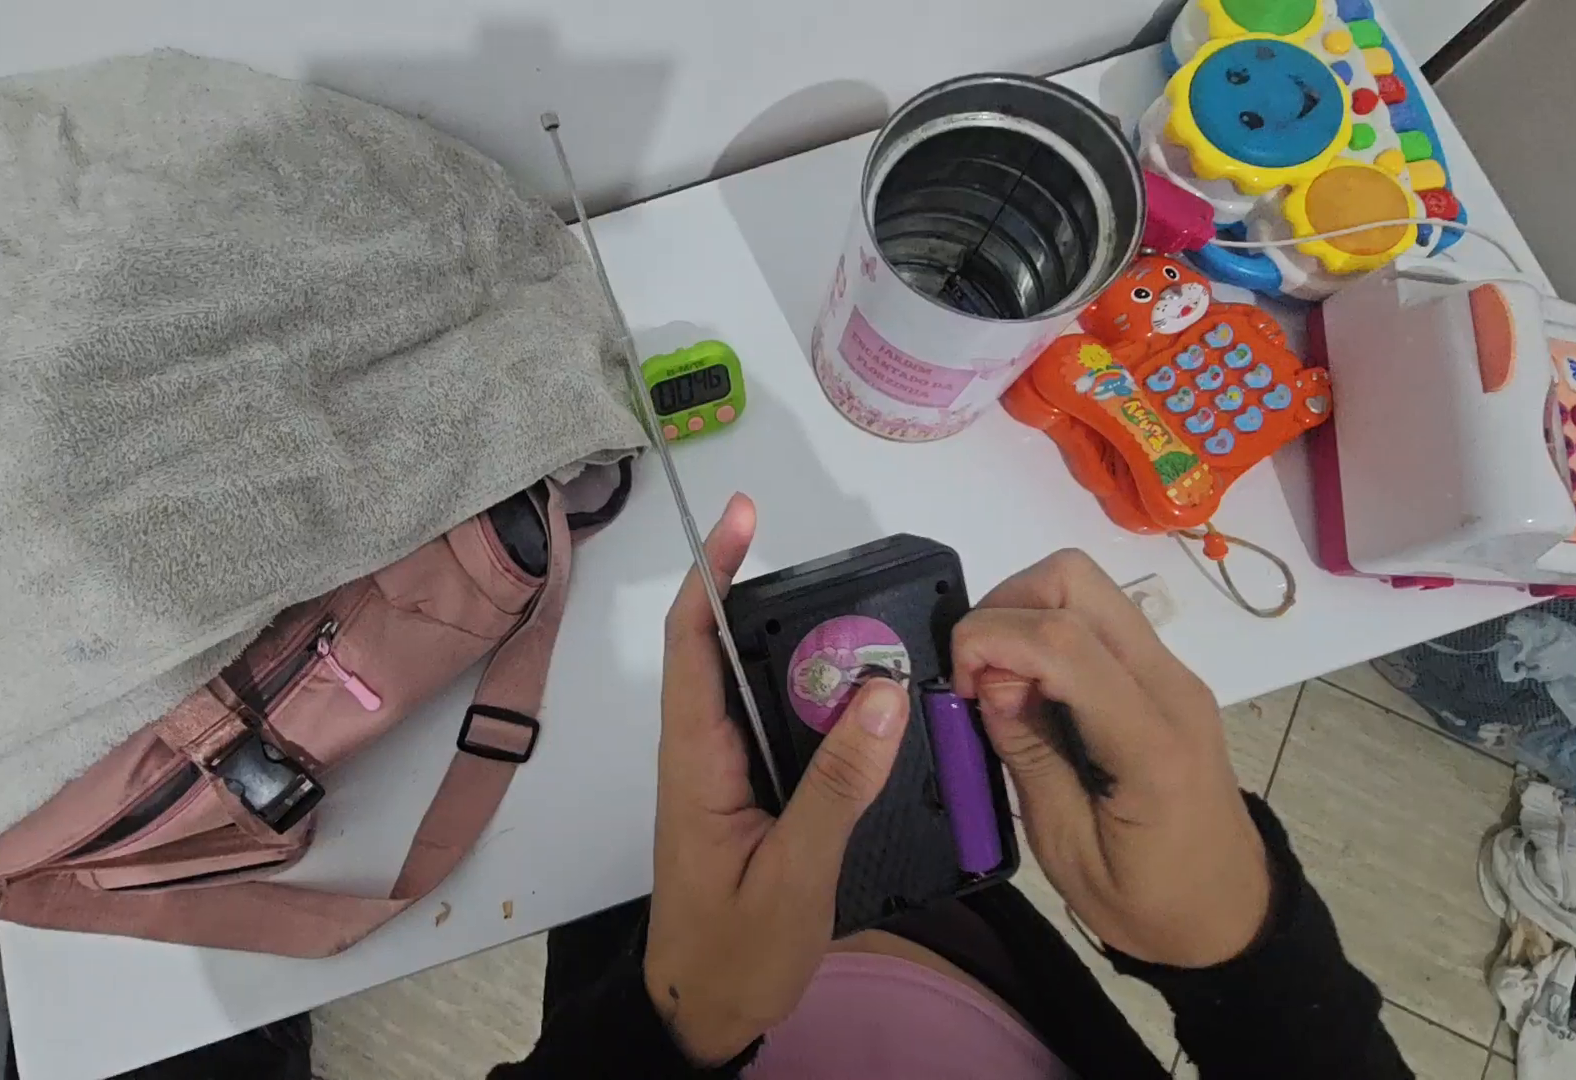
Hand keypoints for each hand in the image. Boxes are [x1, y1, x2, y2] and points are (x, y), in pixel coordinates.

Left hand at [643, 494, 912, 1063]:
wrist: (701, 1007)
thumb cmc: (734, 948)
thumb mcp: (795, 873)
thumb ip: (837, 785)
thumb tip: (883, 696)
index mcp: (696, 754)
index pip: (692, 639)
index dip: (710, 571)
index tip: (741, 518)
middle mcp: (703, 744)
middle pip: (722, 646)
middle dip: (764, 596)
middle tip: (836, 574)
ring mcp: (722, 763)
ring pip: (753, 682)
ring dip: (796, 647)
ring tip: (862, 628)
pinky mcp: (744, 784)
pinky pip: (775, 720)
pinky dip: (810, 695)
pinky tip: (857, 698)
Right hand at [950, 550, 1271, 969]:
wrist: (1230, 918)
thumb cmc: (1145, 899)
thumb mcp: (1064, 845)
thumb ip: (1026, 750)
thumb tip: (988, 676)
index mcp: (1148, 740)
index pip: (1060, 639)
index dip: (988, 641)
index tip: (961, 688)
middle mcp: (1168, 684)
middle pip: (1072, 579)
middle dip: (1002, 608)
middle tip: (978, 669)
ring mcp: (1169, 671)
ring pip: (1080, 583)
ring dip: (1020, 611)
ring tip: (1000, 675)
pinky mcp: (1160, 672)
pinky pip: (1090, 613)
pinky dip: (1041, 626)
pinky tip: (1030, 684)